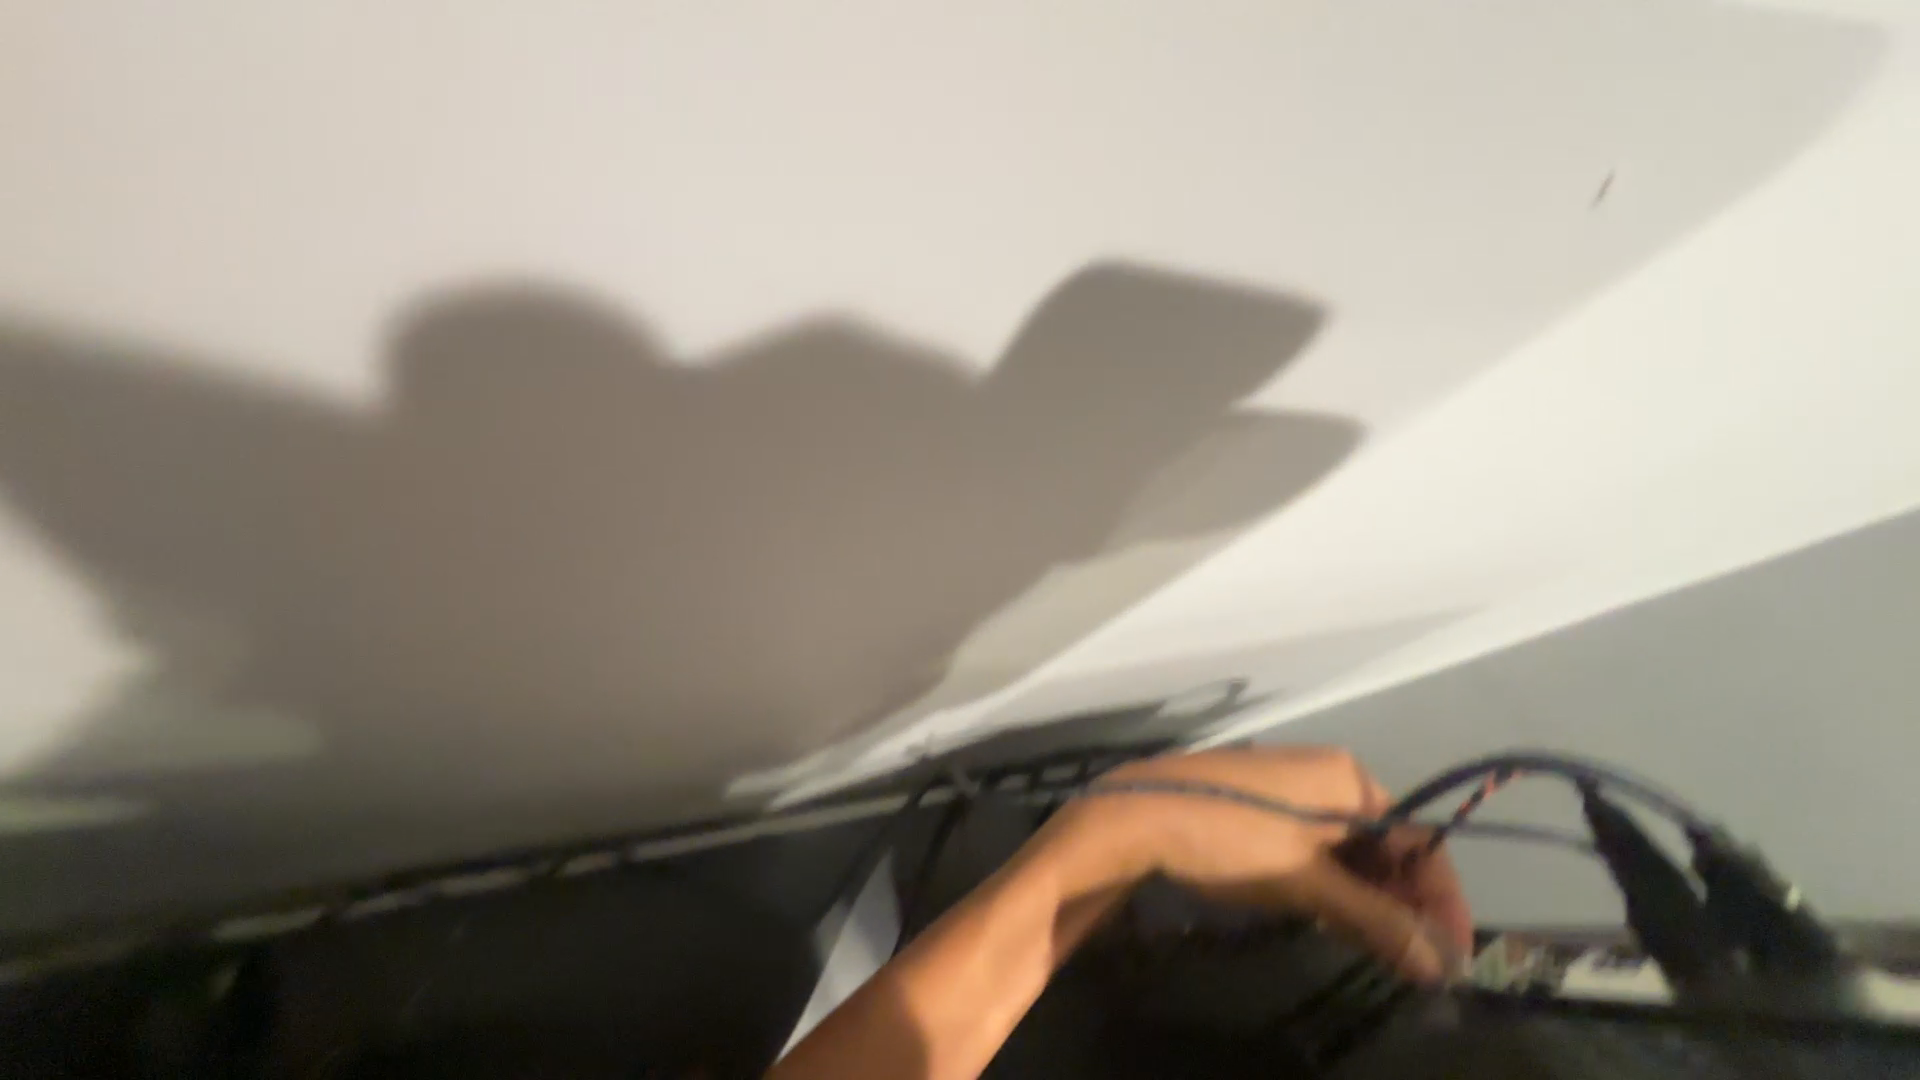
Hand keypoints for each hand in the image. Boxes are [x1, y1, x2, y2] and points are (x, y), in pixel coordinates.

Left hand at [1040, 746, 1473, 981]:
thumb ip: (1375, 919)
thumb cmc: (1230, 837)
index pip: (1416, 838)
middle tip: (1408, 960)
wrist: (1138, 814)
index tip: (1450, 956)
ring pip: (1345, 848)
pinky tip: (1327, 914)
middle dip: (1399, 900)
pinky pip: (1310, 844)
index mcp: (1345, 776)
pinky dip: (1327, 881)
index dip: (1439, 898)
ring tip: (1371, 945)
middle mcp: (1322, 772)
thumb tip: (1442, 964)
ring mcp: (1286, 786)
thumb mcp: (1305, 880)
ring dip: (1364, 896)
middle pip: (1383, 843)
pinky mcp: (1258, 805)